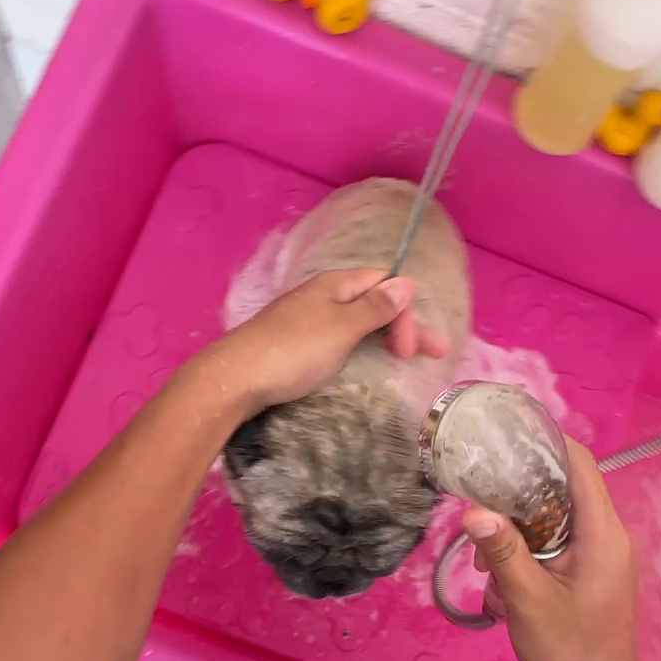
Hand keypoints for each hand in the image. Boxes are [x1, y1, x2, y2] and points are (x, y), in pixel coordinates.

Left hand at [191, 268, 450, 413]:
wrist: (235, 379)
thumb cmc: (292, 352)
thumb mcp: (340, 328)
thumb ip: (374, 308)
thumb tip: (405, 283)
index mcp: (335, 284)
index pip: (385, 281)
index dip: (408, 310)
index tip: (413, 349)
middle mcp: (321, 295)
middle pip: (373, 301)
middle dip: (403, 324)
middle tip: (425, 356)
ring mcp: (305, 319)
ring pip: (355, 320)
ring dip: (381, 334)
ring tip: (401, 357)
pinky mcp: (293, 343)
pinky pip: (337, 337)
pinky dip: (358, 346)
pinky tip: (359, 360)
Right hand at [463, 440, 641, 660]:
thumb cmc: (567, 650)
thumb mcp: (526, 598)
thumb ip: (501, 550)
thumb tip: (472, 509)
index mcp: (602, 533)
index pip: (580, 465)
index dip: (547, 442)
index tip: (506, 434)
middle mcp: (608, 537)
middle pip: (565, 487)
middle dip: (520, 489)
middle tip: (479, 493)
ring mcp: (601, 556)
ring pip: (556, 518)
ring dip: (519, 526)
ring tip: (485, 553)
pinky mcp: (591, 574)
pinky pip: (557, 543)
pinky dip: (528, 549)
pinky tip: (501, 576)